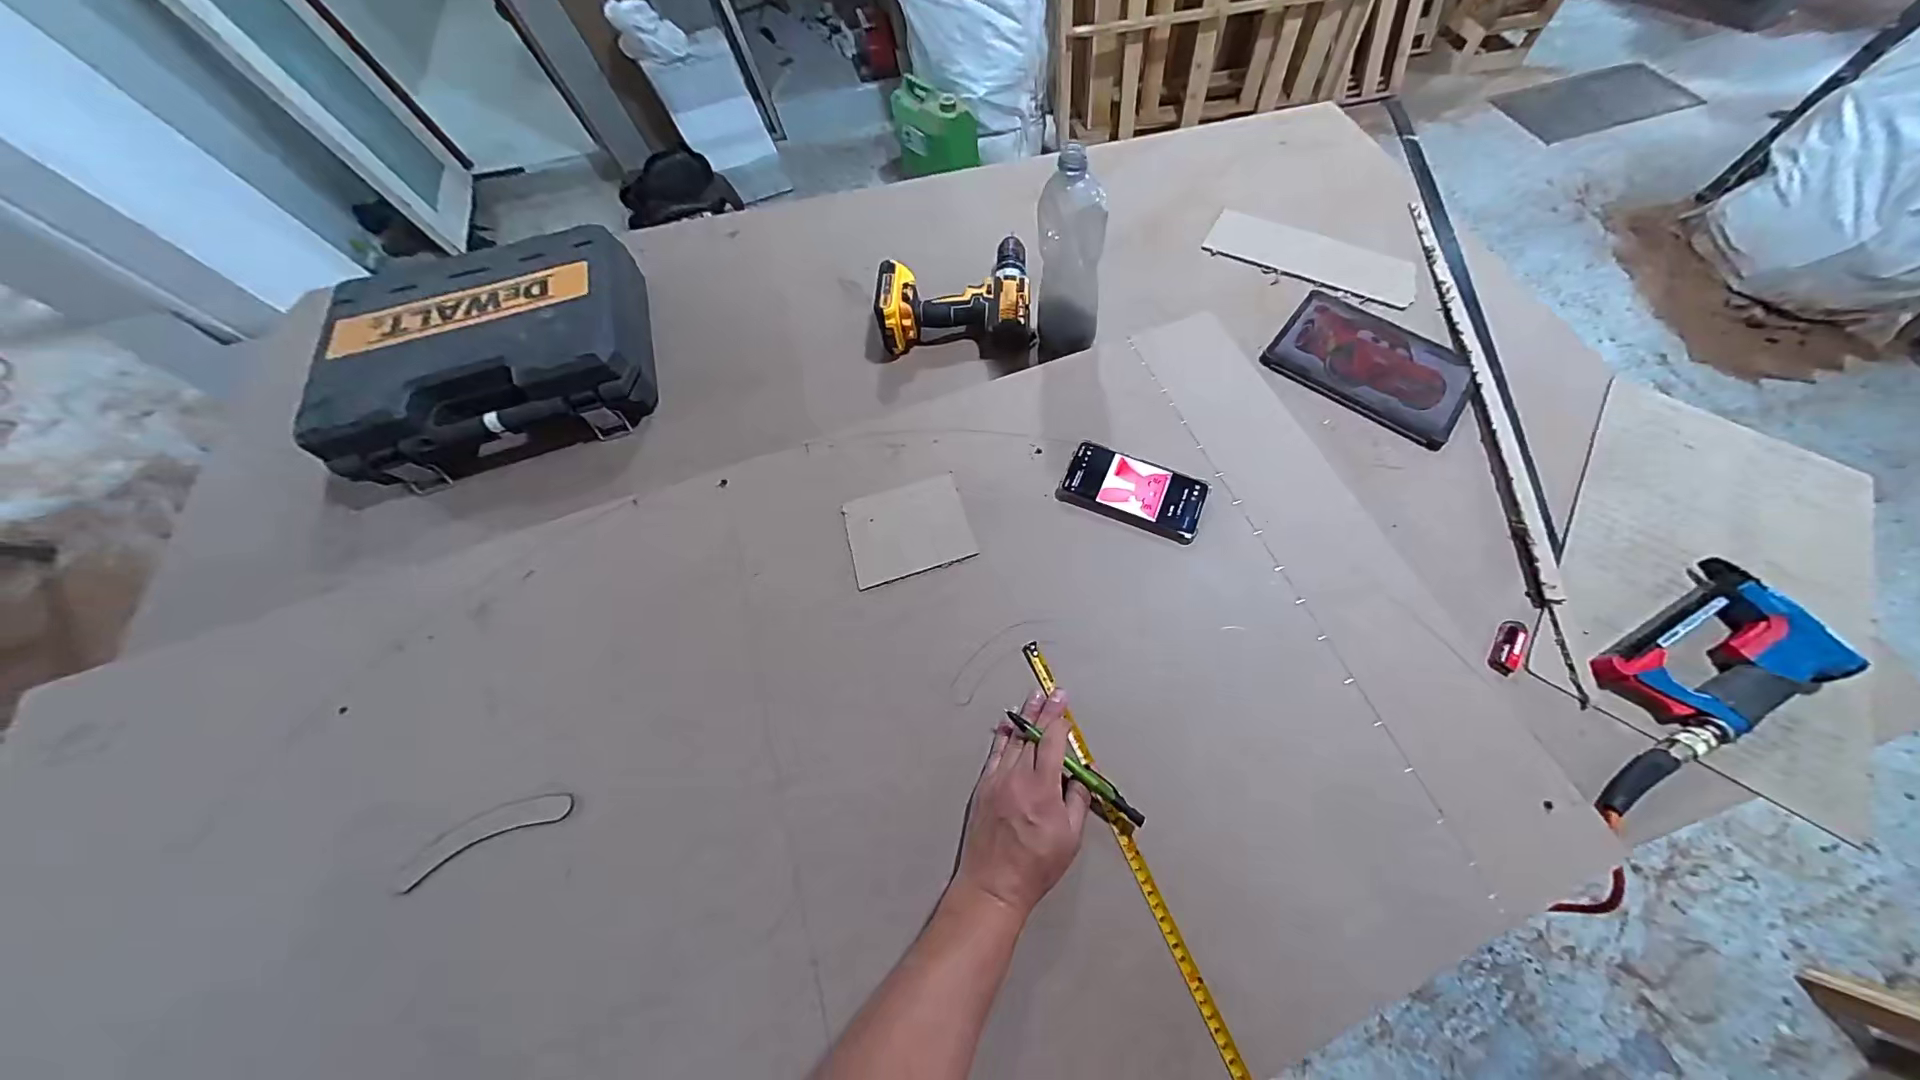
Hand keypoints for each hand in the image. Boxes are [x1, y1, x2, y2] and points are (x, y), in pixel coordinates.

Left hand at [950, 690, 1091, 917]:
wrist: (994, 884)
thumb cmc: (1033, 867)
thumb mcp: (1070, 838)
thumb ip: (1077, 801)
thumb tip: (1081, 777)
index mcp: (1042, 790)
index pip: (1052, 743)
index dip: (1059, 721)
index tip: (1064, 706)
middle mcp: (1018, 779)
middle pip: (1033, 736)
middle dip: (1044, 711)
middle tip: (1052, 693)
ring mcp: (998, 781)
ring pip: (1013, 740)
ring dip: (1025, 717)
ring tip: (1032, 699)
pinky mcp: (984, 788)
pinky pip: (995, 753)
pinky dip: (1003, 737)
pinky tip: (1008, 726)